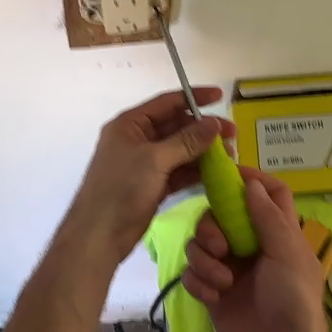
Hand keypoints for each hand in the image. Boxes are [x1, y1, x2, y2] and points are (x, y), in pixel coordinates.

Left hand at [63, 89, 235, 262]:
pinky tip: (215, 173)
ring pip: (179, 151)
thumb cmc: (121, 189)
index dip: (194, 98)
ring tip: (229, 156)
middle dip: (203, 130)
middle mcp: (136, 140)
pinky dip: (195, 172)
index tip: (220, 96)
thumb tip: (213, 124)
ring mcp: (143, 164)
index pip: (166, 103)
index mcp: (129, 125)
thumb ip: (186, 141)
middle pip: (175, 126)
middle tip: (232, 135)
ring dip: (202, 152)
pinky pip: (177, 172)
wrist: (99, 235)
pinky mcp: (151, 185)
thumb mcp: (154, 160)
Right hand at [181, 169, 330, 331]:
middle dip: (212, 227)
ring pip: (200, 244)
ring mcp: (229, 269)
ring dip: (204, 259)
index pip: (267, 193)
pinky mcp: (212, 292)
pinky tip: (212, 297)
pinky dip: (198, 282)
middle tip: (220, 247)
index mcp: (276, 233)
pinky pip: (191, 273)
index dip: (250, 179)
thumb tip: (251, 182)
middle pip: (220, 216)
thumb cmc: (293, 301)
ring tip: (221, 281)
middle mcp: (251, 246)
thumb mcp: (288, 254)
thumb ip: (268, 217)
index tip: (226, 175)